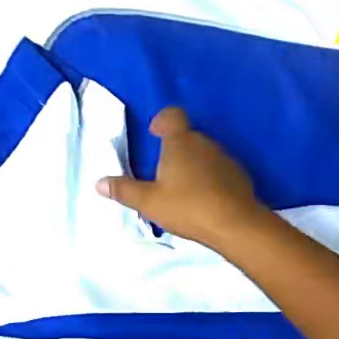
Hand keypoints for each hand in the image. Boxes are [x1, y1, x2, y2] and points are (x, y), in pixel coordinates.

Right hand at [96, 107, 269, 248]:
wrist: (235, 224)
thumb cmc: (188, 207)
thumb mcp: (149, 202)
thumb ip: (124, 191)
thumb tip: (99, 183)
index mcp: (180, 142)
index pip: (172, 115)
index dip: (162, 119)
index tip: (155, 132)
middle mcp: (205, 142)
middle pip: (188, 136)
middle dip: (176, 149)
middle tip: (164, 172)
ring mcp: (225, 157)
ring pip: (205, 153)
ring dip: (194, 164)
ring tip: (184, 189)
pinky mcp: (240, 175)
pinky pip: (220, 170)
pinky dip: (211, 178)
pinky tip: (206, 199)